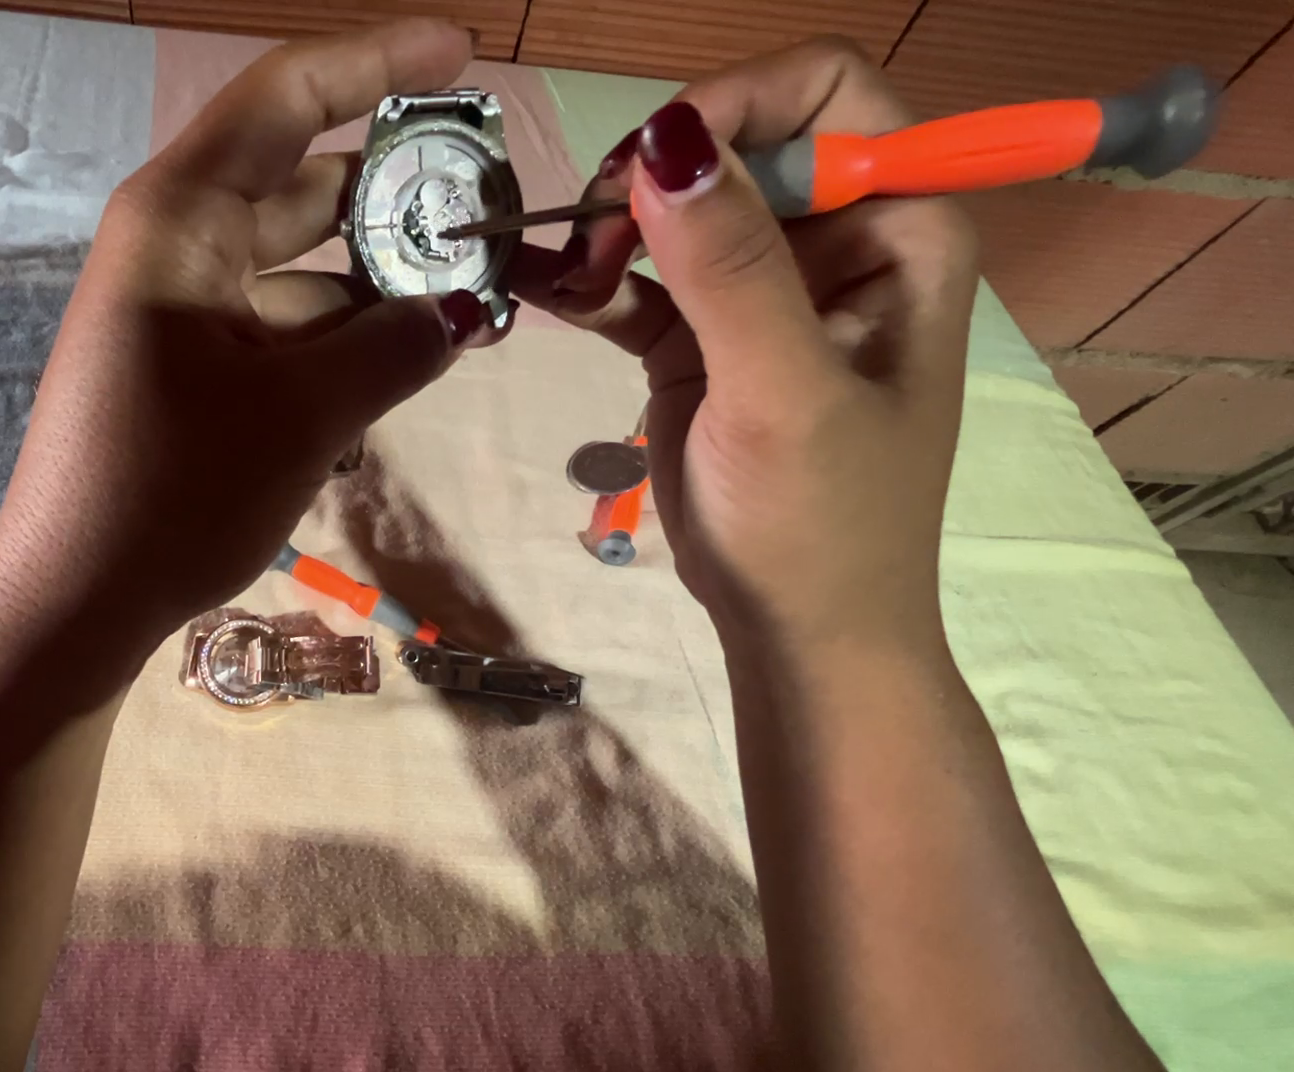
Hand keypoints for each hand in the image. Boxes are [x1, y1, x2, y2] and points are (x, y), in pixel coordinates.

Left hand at [0, 20, 495, 643]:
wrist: (77, 600)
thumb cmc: (174, 492)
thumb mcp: (303, 416)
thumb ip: (393, 349)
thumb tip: (459, 315)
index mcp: (181, 220)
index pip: (285, 99)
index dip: (377, 64)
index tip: (463, 57)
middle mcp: (176, 250)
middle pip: (303, 190)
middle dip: (395, 203)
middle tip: (482, 219)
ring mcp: (182, 316)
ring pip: (300, 275)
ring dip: (375, 293)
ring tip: (460, 320)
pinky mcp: (192, 373)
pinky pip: (281, 333)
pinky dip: (338, 346)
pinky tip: (393, 375)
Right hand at [512, 38, 979, 648]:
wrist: (792, 620)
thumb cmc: (818, 519)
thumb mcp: (782, 391)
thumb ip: (730, 267)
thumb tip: (665, 138)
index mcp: (892, 232)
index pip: (825, 97)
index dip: (733, 106)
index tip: (646, 172)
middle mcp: (826, 246)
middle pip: (727, 151)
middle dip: (648, 183)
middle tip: (586, 246)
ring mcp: (752, 296)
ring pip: (668, 219)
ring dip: (603, 234)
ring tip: (558, 278)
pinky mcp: (695, 343)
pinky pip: (634, 287)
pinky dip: (584, 285)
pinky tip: (534, 291)